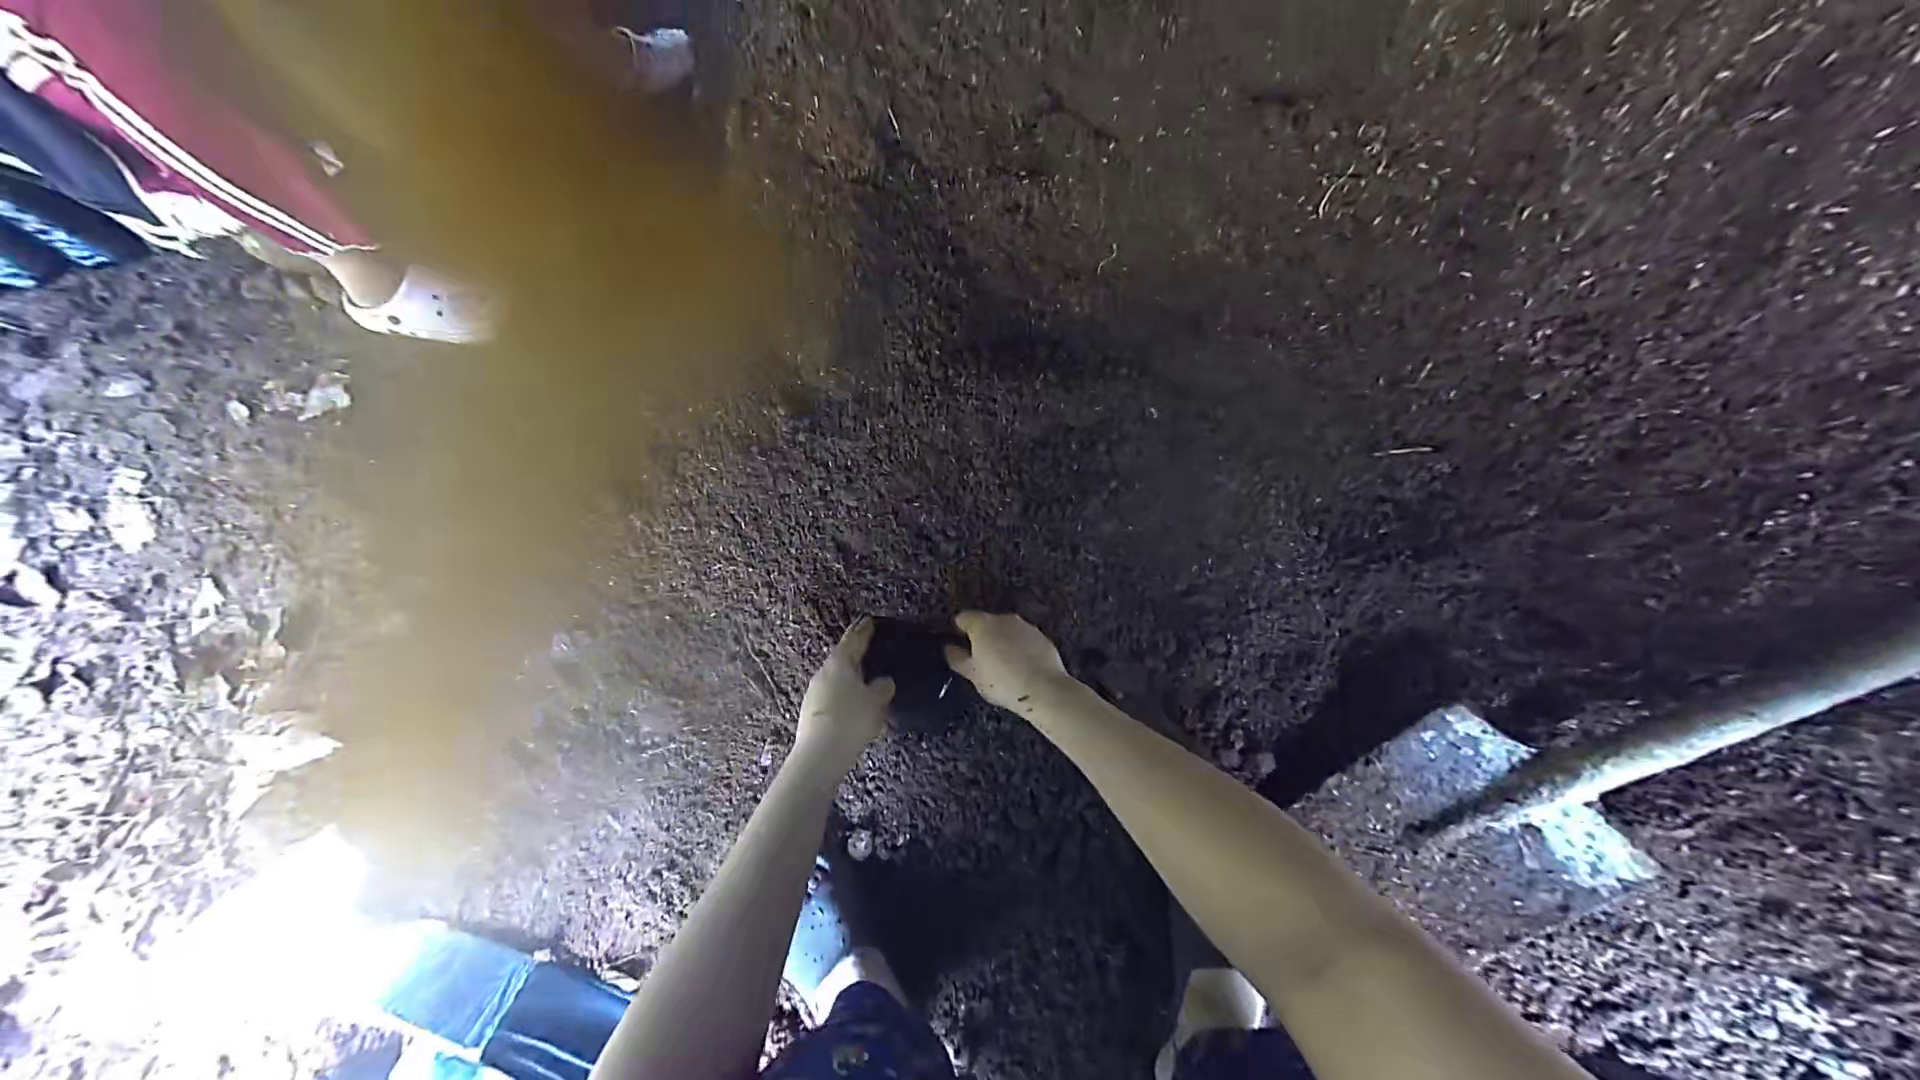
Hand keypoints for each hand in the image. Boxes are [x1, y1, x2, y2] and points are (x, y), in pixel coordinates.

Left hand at [797, 617, 894, 760]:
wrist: (821, 752)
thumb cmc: (852, 718)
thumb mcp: (876, 700)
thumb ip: (882, 687)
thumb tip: (884, 682)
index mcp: (840, 662)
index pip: (854, 639)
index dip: (864, 630)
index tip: (868, 621)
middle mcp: (824, 672)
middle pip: (843, 660)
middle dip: (857, 658)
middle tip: (870, 654)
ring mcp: (815, 692)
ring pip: (838, 682)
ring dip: (852, 683)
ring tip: (869, 691)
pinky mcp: (812, 712)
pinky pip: (834, 700)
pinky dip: (846, 701)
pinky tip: (857, 714)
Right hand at [945, 611, 1073, 710]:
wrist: (1043, 688)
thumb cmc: (1001, 682)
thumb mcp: (973, 674)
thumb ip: (957, 658)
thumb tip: (949, 648)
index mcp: (982, 625)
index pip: (964, 617)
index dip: (960, 628)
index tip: (960, 642)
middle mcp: (1004, 619)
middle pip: (988, 623)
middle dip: (984, 636)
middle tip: (982, 659)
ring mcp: (1026, 626)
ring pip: (1008, 630)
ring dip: (1004, 641)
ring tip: (1004, 665)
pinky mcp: (1043, 637)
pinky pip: (1026, 639)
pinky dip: (1021, 648)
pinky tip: (1023, 666)